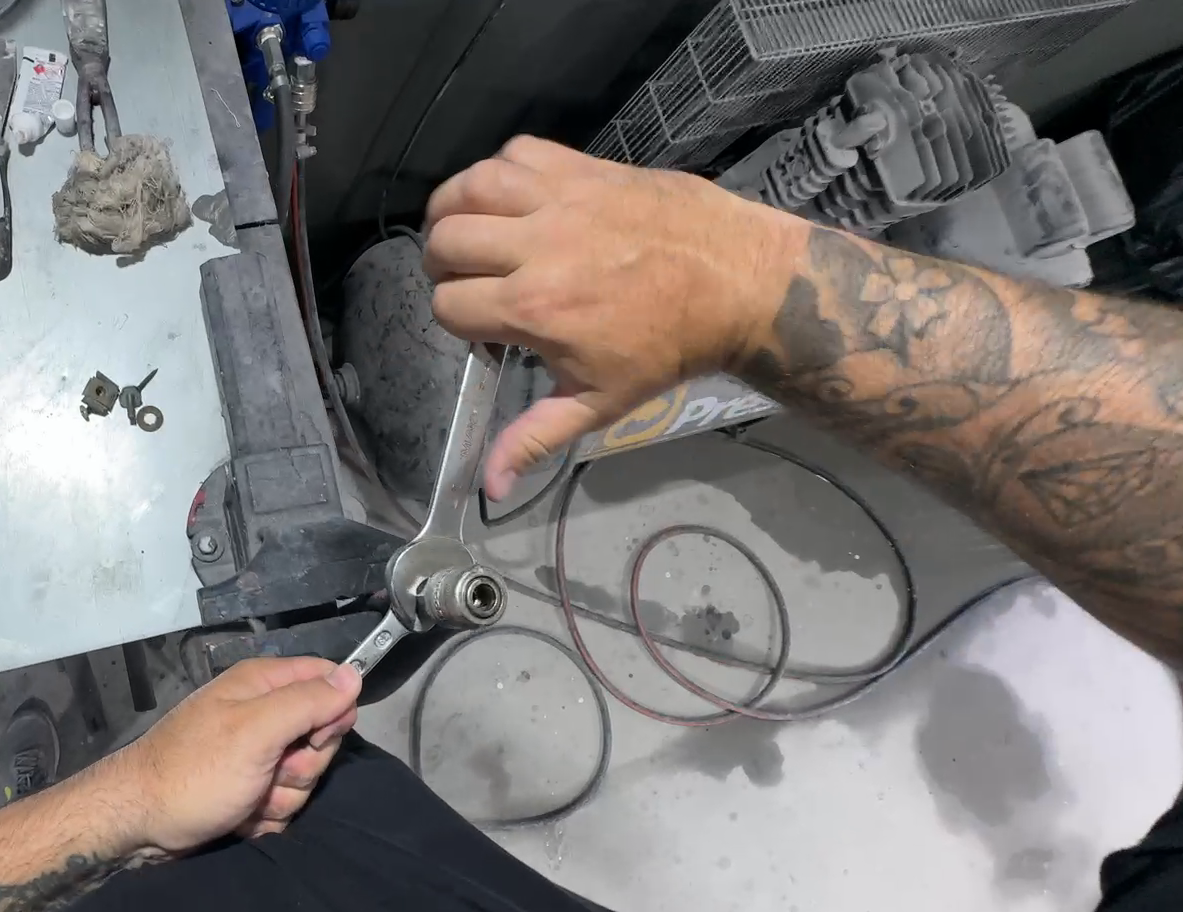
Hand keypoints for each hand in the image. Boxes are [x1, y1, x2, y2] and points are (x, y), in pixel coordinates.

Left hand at [101, 657, 360, 851]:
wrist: (139, 823)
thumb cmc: (195, 772)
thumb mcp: (256, 731)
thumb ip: (307, 702)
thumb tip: (354, 673)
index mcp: (261, 685)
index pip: (325, 682)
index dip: (332, 711)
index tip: (316, 736)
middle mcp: (260, 714)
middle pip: (319, 736)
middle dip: (301, 764)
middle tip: (270, 772)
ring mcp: (255, 755)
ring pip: (303, 776)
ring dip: (280, 796)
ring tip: (245, 798)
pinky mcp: (248, 789)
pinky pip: (282, 802)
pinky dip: (264, 815)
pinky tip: (237, 816)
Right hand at [422, 137, 803, 498]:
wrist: (741, 284)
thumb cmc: (664, 351)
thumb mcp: (594, 404)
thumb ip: (531, 439)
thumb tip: (489, 487)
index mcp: (536, 309)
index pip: (448, 304)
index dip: (454, 320)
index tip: (485, 328)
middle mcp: (539, 247)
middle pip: (444, 241)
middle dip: (441, 266)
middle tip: (470, 280)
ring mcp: (563, 200)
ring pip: (469, 187)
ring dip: (454, 211)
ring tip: (468, 232)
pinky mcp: (587, 168)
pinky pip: (516, 153)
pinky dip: (498, 174)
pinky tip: (510, 200)